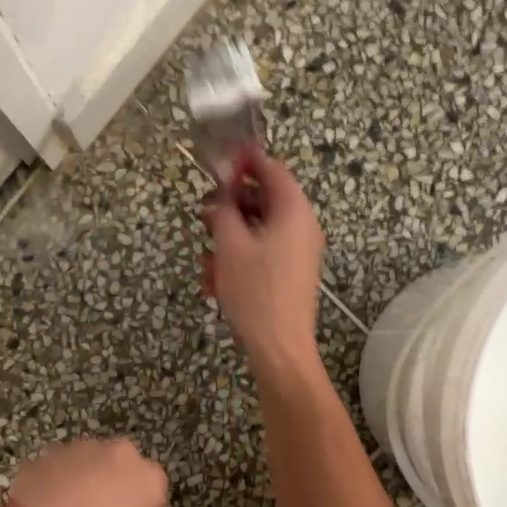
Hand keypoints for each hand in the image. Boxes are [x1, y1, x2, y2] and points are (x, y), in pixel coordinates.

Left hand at [6, 439, 167, 506]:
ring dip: (80, 474)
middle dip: (108, 477)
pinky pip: (60, 462)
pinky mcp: (52, 448)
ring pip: (89, 457)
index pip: (150, 484)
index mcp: (150, 481)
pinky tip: (42, 500)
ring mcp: (85, 446)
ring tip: (62, 505)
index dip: (133, 500)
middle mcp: (123, 455)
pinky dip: (55, 475)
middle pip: (121, 462)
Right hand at [198, 147, 325, 374]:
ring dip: (229, 238)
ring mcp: (297, 254)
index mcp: (293, 212)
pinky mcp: (289, 276)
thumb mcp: (230, 246)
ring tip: (206, 258)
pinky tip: (216, 281)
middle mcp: (301, 228)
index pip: (273, 170)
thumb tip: (222, 196)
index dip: (246, 161)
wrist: (279, 346)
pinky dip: (239, 260)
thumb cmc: (255, 291)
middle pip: (264, 201)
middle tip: (204, 215)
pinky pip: (262, 256)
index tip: (222, 160)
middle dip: (231, 207)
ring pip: (258, 232)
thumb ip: (224, 212)